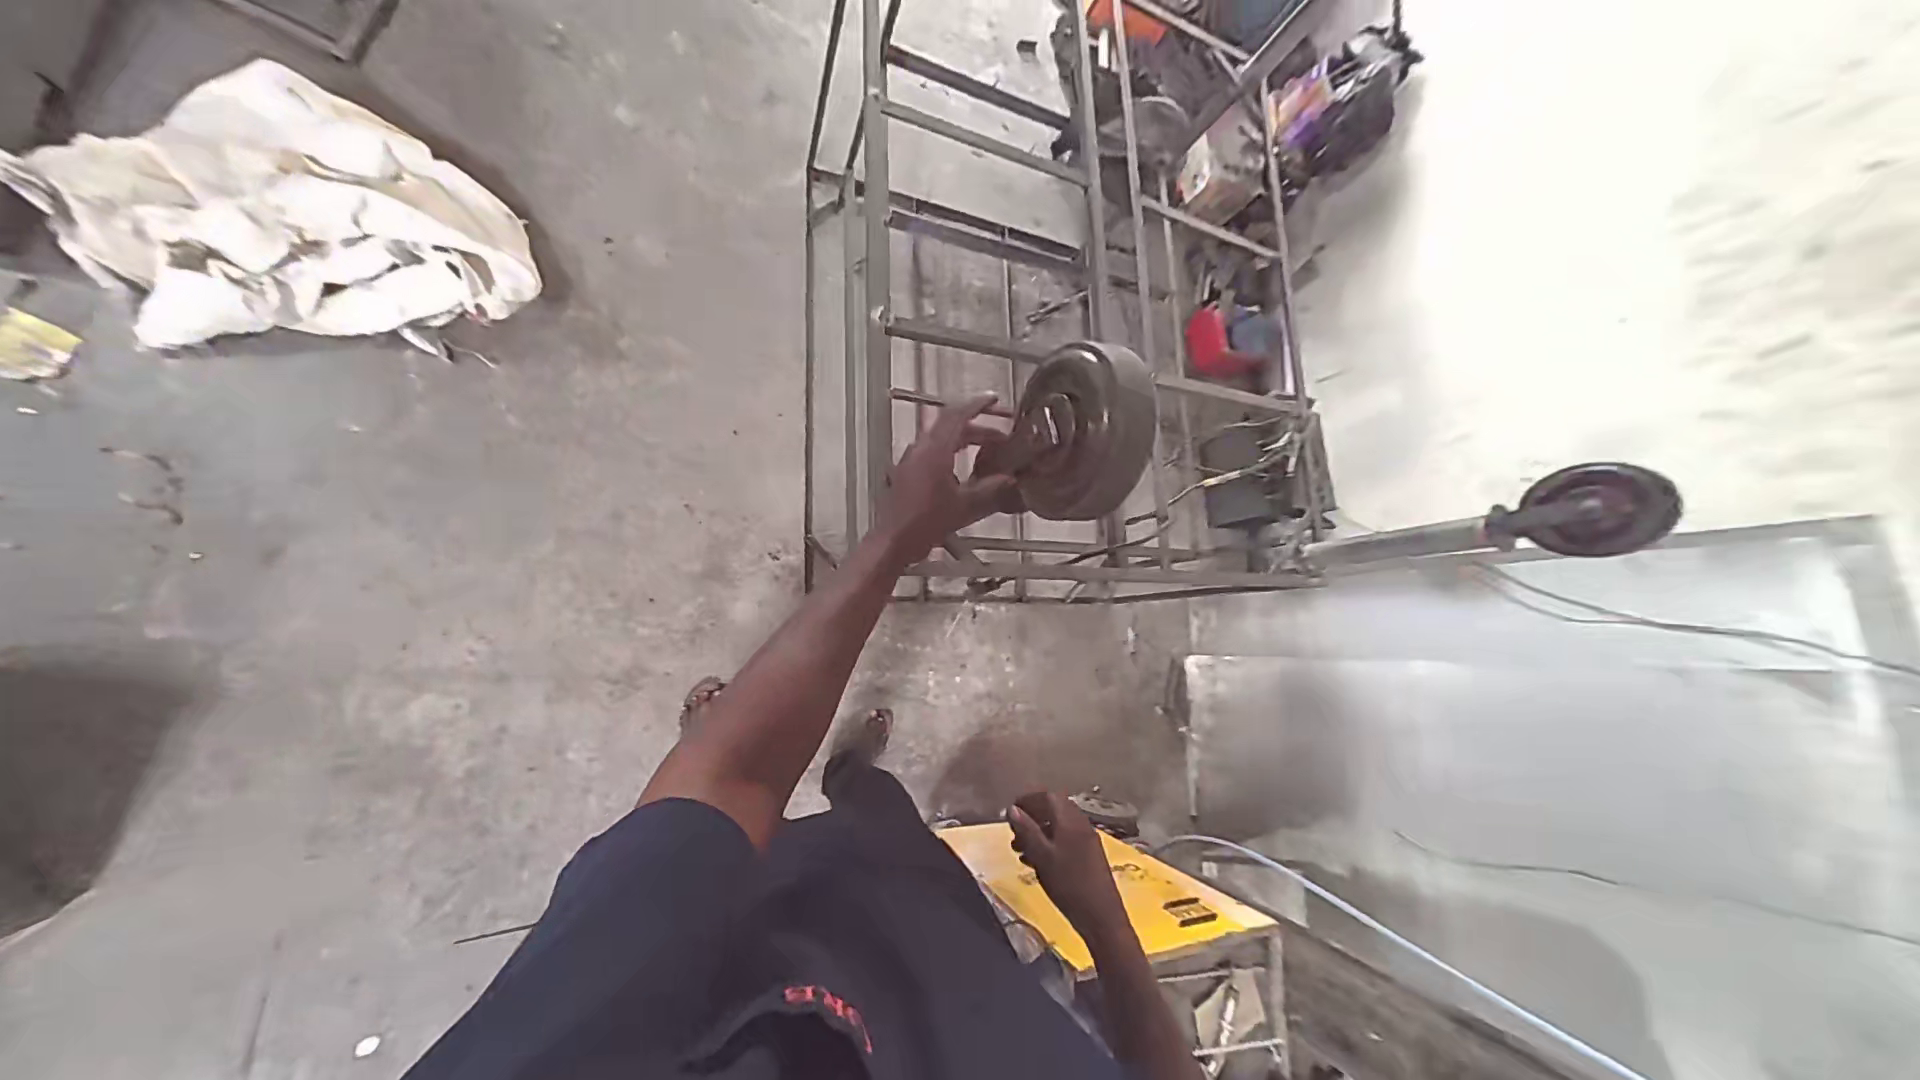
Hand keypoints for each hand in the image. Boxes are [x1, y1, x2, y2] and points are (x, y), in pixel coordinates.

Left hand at [872, 394, 1017, 565]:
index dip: (978, 405)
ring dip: (963, 442)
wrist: (894, 541)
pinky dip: (950, 455)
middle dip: (977, 429)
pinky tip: (961, 474)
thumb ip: (991, 489)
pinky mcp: (905, 474)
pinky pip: (930, 454)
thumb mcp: (966, 506)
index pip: (957, 415)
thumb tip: (1010, 480)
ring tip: (985, 454)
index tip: (994, 400)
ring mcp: (910, 461)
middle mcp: (919, 449)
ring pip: (940, 441)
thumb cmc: (926, 522)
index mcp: (935, 450)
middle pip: (950, 427)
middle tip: (999, 438)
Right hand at [1008, 792, 1126, 934]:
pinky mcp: (1090, 856)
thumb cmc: (1069, 884)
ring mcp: (1087, 840)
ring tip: (1020, 850)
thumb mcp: (1042, 856)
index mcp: (1070, 820)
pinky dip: (1049, 845)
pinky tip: (1037, 863)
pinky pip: (1066, 840)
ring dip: (1039, 833)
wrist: (1102, 918)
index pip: (1048, 796)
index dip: (1028, 799)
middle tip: (1014, 832)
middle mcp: (1081, 824)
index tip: (1011, 811)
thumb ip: (1027, 830)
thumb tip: (1012, 808)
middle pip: (1054, 810)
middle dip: (1032, 817)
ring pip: (1059, 827)